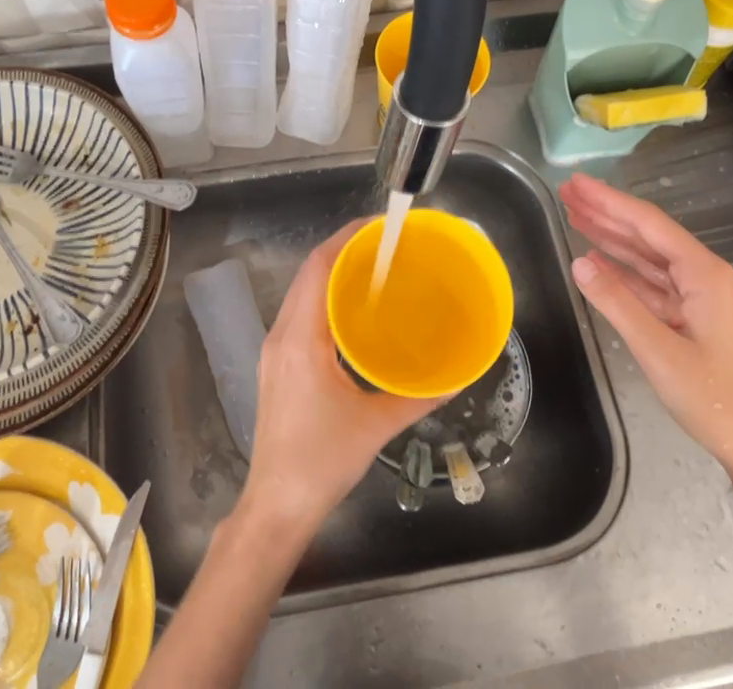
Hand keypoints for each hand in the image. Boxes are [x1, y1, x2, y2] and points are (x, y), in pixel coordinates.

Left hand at [241, 221, 443, 530]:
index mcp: (300, 340)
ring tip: (376, 272)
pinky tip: (355, 314)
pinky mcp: (278, 367)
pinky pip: (301, 316)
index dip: (345, 239)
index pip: (317, 269)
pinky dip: (326, 302)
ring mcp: (275, 352)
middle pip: (308, 276)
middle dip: (344, 252)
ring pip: (301, 295)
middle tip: (388, 247)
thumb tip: (457, 376)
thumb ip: (417, 396)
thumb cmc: (322, 462)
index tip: (379, 227)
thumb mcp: (376, 425)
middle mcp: (281, 336)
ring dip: (334, 276)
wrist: (276, 505)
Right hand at [560, 173, 732, 472]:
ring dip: (613, 239)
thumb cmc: (714, 399)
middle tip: (567, 191)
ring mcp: (702, 298)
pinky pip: (654, 285)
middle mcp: (707, 277)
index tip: (576, 183)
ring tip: (574, 215)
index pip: (650, 226)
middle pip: (650, 236)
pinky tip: (598, 261)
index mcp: (707, 276)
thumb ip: (617, 303)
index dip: (610, 202)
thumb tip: (578, 263)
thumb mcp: (658, 352)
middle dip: (608, 213)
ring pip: (650, 259)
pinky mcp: (695, 318)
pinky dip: (625, 272)